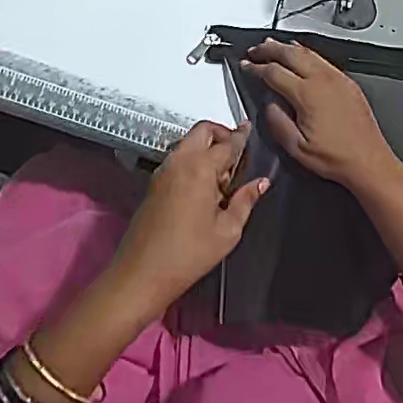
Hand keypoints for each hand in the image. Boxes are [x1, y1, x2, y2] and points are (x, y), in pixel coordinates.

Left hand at [109, 121, 268, 311]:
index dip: (242, 137)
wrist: (142, 271)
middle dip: (222, 134)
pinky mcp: (155, 183)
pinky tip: (205, 189)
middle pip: (202, 131)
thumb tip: (259, 184)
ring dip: (207, 149)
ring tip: (224, 178)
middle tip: (238, 153)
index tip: (250, 131)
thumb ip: (245, 200)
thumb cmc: (187, 254)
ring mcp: (163, 171)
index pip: (227, 142)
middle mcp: (178, 162)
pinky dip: (193, 162)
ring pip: (189, 144)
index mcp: (199, 167)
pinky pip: (178, 160)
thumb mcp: (227, 230)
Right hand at [242, 39, 402, 191]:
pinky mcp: (348, 83)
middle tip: (255, 50)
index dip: (256, 68)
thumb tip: (268, 105)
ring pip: (307, 52)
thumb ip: (276, 121)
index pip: (274, 72)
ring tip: (272, 46)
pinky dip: (305, 52)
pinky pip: (322, 59)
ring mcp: (338, 79)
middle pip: (290, 54)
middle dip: (268, 49)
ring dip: (286, 47)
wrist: (369, 162)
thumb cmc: (337, 157)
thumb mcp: (296, 146)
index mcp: (307, 94)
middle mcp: (323, 81)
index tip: (246, 66)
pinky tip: (300, 54)